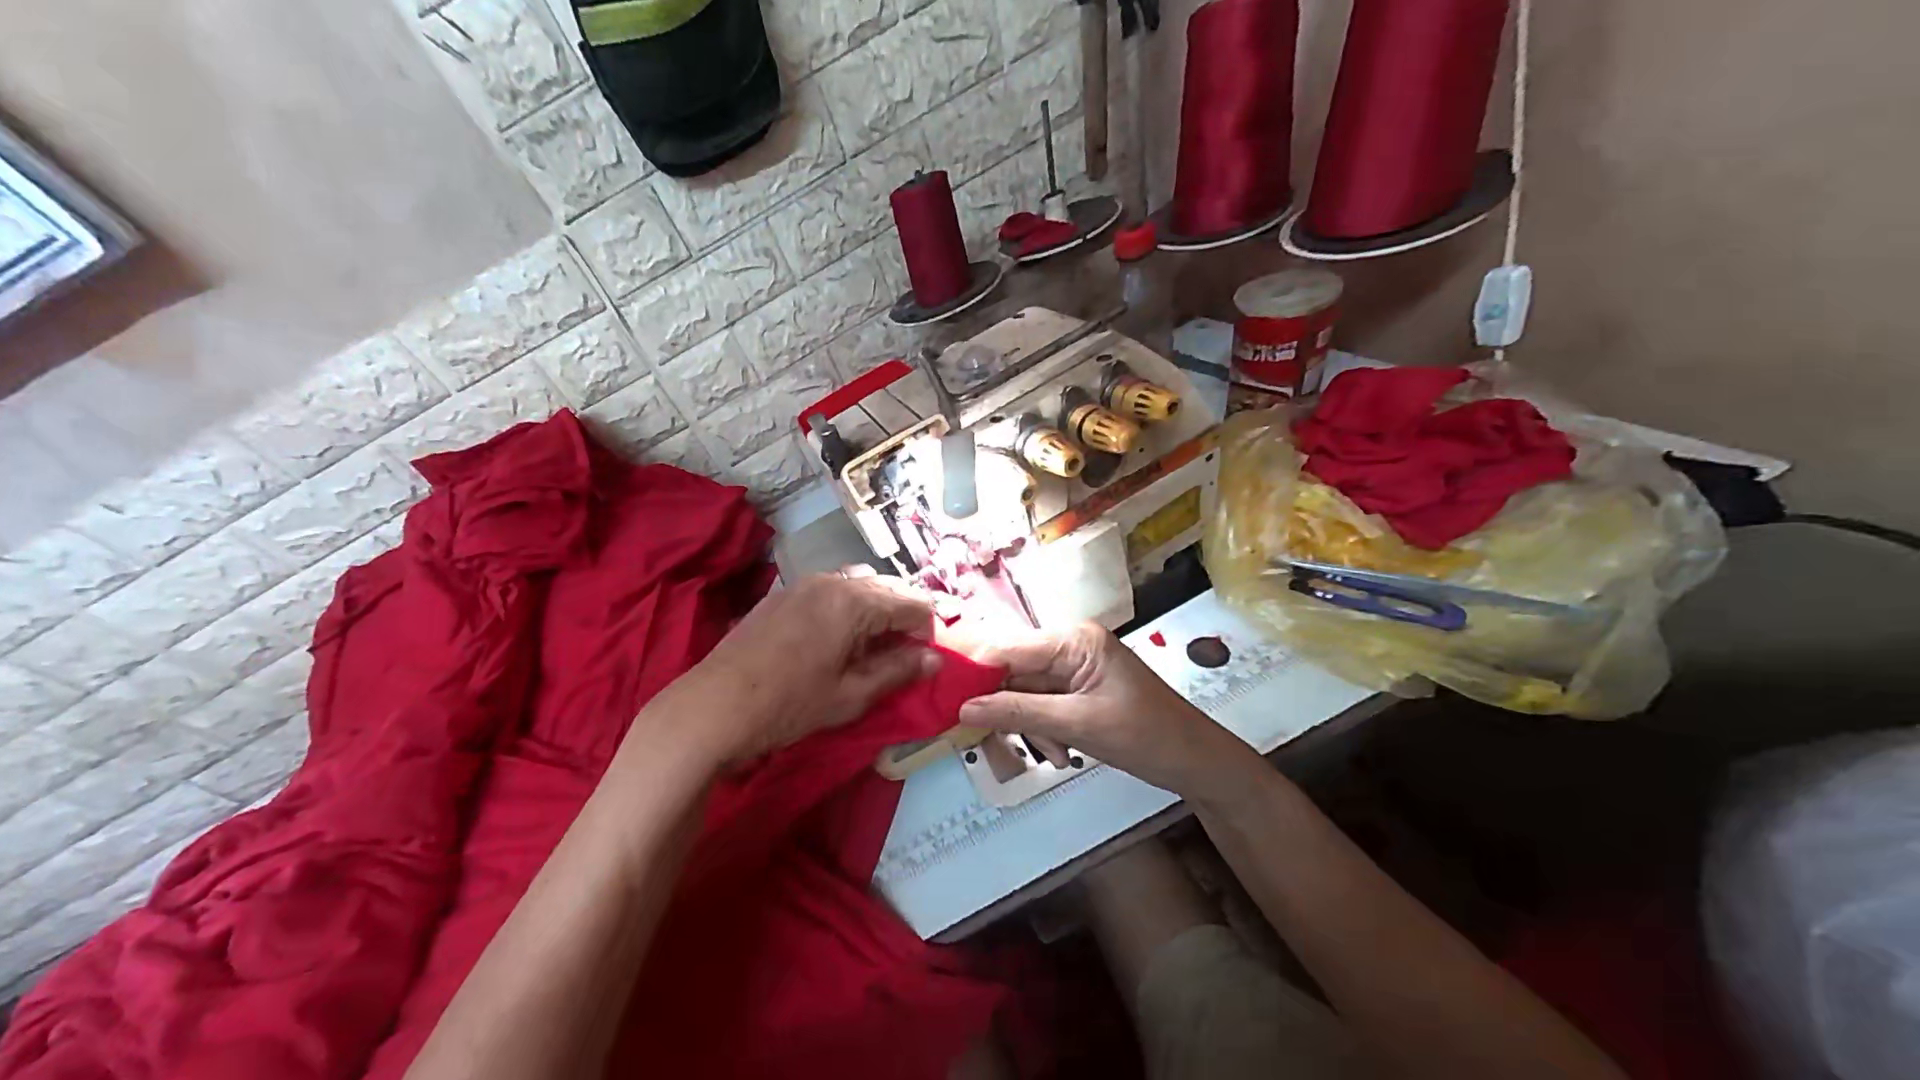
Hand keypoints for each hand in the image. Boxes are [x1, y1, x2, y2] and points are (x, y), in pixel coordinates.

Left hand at [655, 567, 941, 766]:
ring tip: (871, 648)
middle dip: (903, 618)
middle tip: (902, 657)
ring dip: (875, 610)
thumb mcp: (850, 695)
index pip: (912, 603)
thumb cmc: (788, 705)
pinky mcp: (782, 594)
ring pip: (858, 585)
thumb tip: (935, 659)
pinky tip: (838, 638)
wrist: (713, 707)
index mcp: (854, 601)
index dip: (927, 632)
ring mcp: (803, 583)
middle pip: (887, 588)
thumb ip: (897, 671)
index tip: (923, 662)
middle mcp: (832, 580)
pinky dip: (847, 607)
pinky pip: (831, 589)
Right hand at [959, 622, 1259, 797]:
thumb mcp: (1079, 724)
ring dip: (1028, 726)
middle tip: (992, 743)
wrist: (1196, 761)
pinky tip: (1062, 754)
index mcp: (1073, 640)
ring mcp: (1074, 668)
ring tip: (1053, 754)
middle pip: (1013, 672)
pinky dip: (1043, 730)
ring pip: (1024, 693)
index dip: (975, 674)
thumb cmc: (1145, 735)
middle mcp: (1069, 646)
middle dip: (1006, 710)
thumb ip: (1019, 712)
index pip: (1008, 649)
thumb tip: (963, 707)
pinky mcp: (1077, 690)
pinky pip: (1042, 705)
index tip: (947, 702)